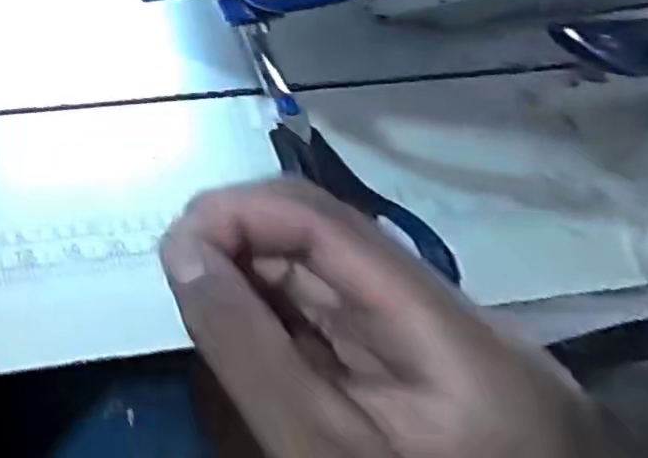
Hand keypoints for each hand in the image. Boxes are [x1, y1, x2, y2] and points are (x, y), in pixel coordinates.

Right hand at [160, 179, 616, 457]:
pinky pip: (338, 302)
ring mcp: (456, 347)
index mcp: (464, 343)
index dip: (234, 213)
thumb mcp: (313, 446)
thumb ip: (242, 340)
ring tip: (206, 300)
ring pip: (327, 261)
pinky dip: (277, 300)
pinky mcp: (433, 367)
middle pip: (327, 232)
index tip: (174, 250)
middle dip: (237, 236)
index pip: (325, 222)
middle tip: (181, 271)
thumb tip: (179, 248)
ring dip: (251, 266)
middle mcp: (473, 327)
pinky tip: (248, 325)